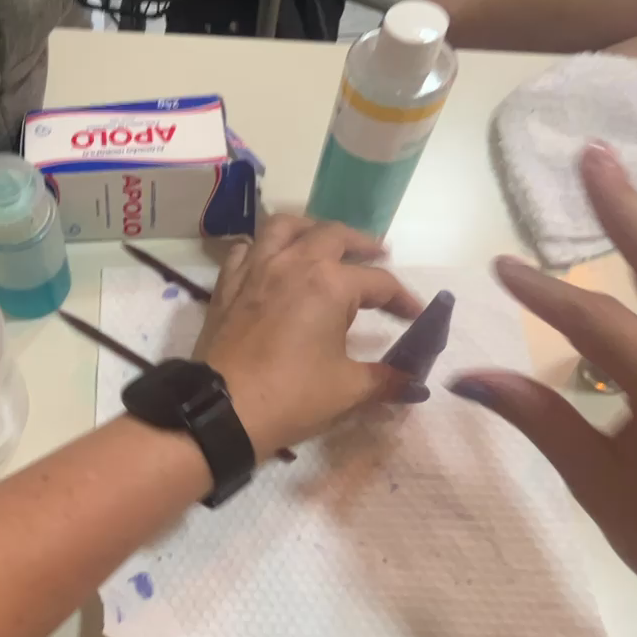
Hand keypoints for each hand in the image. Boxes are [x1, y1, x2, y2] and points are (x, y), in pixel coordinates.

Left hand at [193, 215, 426, 455]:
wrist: (222, 409)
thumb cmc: (290, 396)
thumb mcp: (348, 389)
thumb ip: (385, 379)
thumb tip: (414, 382)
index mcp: (329, 283)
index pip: (378, 282)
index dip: (402, 298)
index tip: (414, 314)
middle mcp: (292, 263)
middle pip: (333, 235)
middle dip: (362, 244)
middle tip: (377, 254)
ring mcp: (254, 270)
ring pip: (284, 228)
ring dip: (309, 229)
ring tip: (322, 242)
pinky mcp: (227, 285)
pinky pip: (245, 250)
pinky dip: (261, 248)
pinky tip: (270, 261)